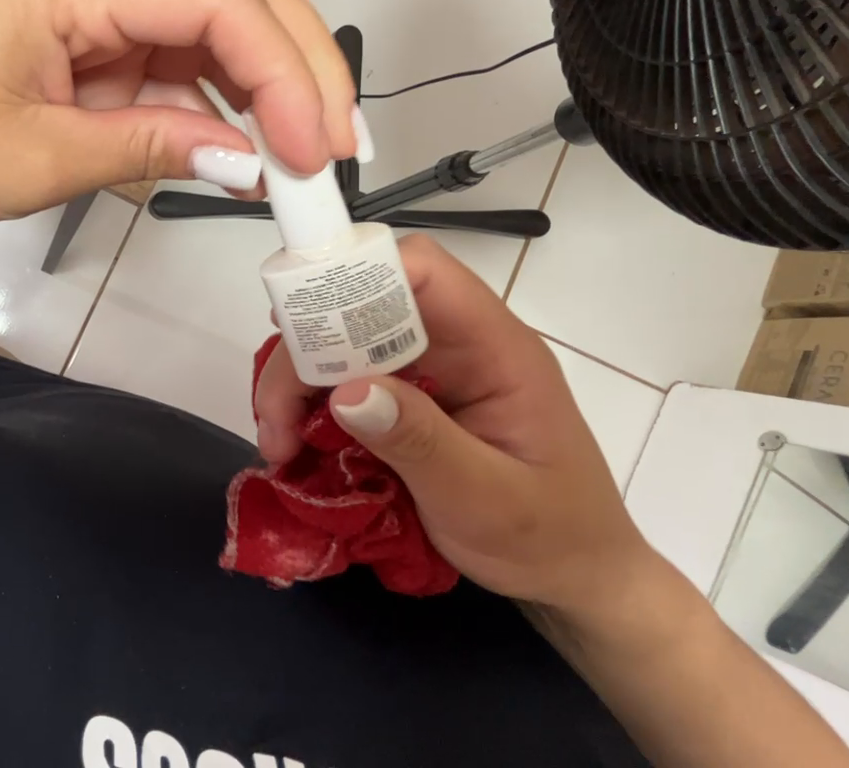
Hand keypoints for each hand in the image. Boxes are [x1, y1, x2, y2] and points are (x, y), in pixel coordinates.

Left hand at [0, 0, 357, 222]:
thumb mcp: (40, 159)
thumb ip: (150, 149)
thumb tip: (247, 160)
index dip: (284, 71)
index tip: (315, 149)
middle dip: (297, 66)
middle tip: (335, 146)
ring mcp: (98, 3)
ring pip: (216, 22)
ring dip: (265, 86)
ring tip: (301, 159)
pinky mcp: (95, 37)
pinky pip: (176, 58)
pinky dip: (216, 103)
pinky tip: (242, 149)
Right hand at [254, 235, 659, 613]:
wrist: (574, 576)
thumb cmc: (549, 539)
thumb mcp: (488, 500)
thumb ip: (422, 442)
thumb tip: (346, 389)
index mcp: (494, 348)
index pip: (422, 273)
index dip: (356, 279)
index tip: (298, 329)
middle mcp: (455, 344)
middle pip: (361, 308)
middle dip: (305, 354)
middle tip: (274, 416)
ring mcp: (428, 369)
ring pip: (341, 344)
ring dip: (296, 385)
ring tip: (278, 442)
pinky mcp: (406, 396)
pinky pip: (342, 379)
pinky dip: (306, 406)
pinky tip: (292, 443)